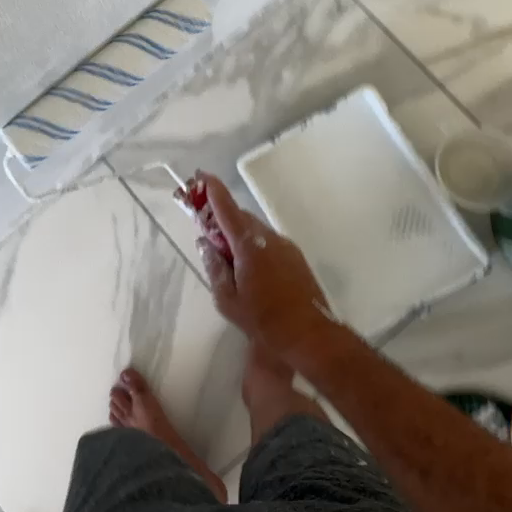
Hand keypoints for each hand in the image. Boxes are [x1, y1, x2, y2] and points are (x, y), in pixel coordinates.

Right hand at [189, 172, 337, 358]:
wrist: (311, 336)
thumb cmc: (263, 320)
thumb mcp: (227, 299)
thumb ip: (214, 267)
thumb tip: (206, 244)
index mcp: (248, 244)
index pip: (226, 208)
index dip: (212, 190)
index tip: (201, 176)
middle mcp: (269, 238)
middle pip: (241, 218)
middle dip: (222, 219)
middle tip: (207, 231)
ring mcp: (286, 246)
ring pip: (256, 232)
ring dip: (239, 236)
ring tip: (228, 258)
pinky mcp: (296, 258)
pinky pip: (269, 243)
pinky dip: (255, 247)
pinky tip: (250, 270)